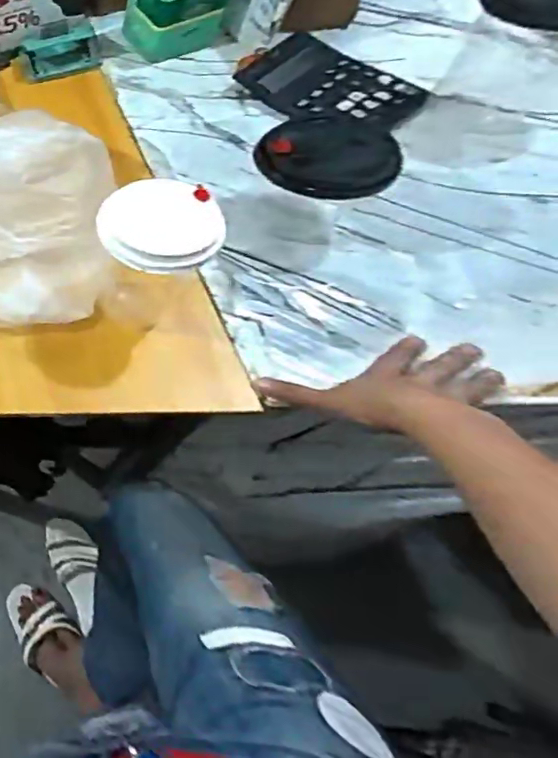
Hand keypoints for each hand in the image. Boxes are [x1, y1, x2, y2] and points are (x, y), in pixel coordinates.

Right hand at [254, 336, 506, 435]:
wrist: (424, 421)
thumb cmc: (375, 408)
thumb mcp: (327, 402)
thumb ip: (296, 394)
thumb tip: (255, 382)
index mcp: (384, 378)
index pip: (393, 361)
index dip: (403, 352)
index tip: (417, 339)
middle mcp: (417, 383)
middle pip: (435, 368)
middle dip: (450, 359)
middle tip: (470, 348)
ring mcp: (447, 398)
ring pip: (464, 384)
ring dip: (476, 377)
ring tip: (494, 370)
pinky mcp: (469, 414)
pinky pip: (483, 404)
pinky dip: (492, 398)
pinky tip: (503, 393)